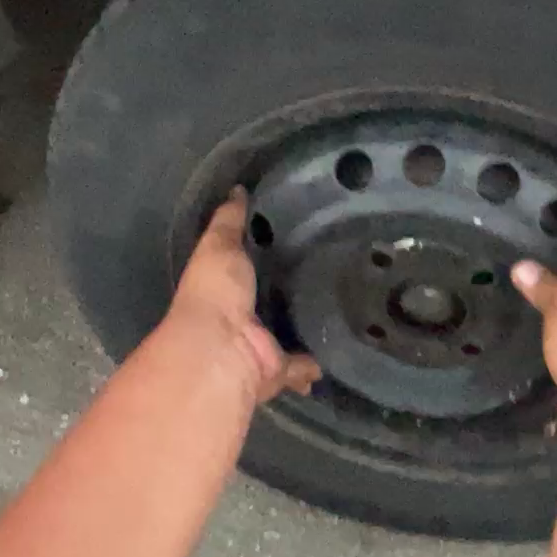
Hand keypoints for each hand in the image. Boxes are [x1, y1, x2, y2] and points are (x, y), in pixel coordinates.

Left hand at [164, 187, 320, 406]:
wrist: (221, 349)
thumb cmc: (216, 293)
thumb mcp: (220, 245)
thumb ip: (230, 221)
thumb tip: (238, 189)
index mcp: (226, 285)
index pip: (250, 263)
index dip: (267, 251)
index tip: (297, 233)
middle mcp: (243, 315)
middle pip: (270, 299)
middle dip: (291, 290)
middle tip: (328, 268)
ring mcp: (261, 343)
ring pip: (288, 331)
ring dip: (306, 325)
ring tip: (339, 305)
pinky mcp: (280, 367)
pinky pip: (304, 364)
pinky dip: (318, 362)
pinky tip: (341, 347)